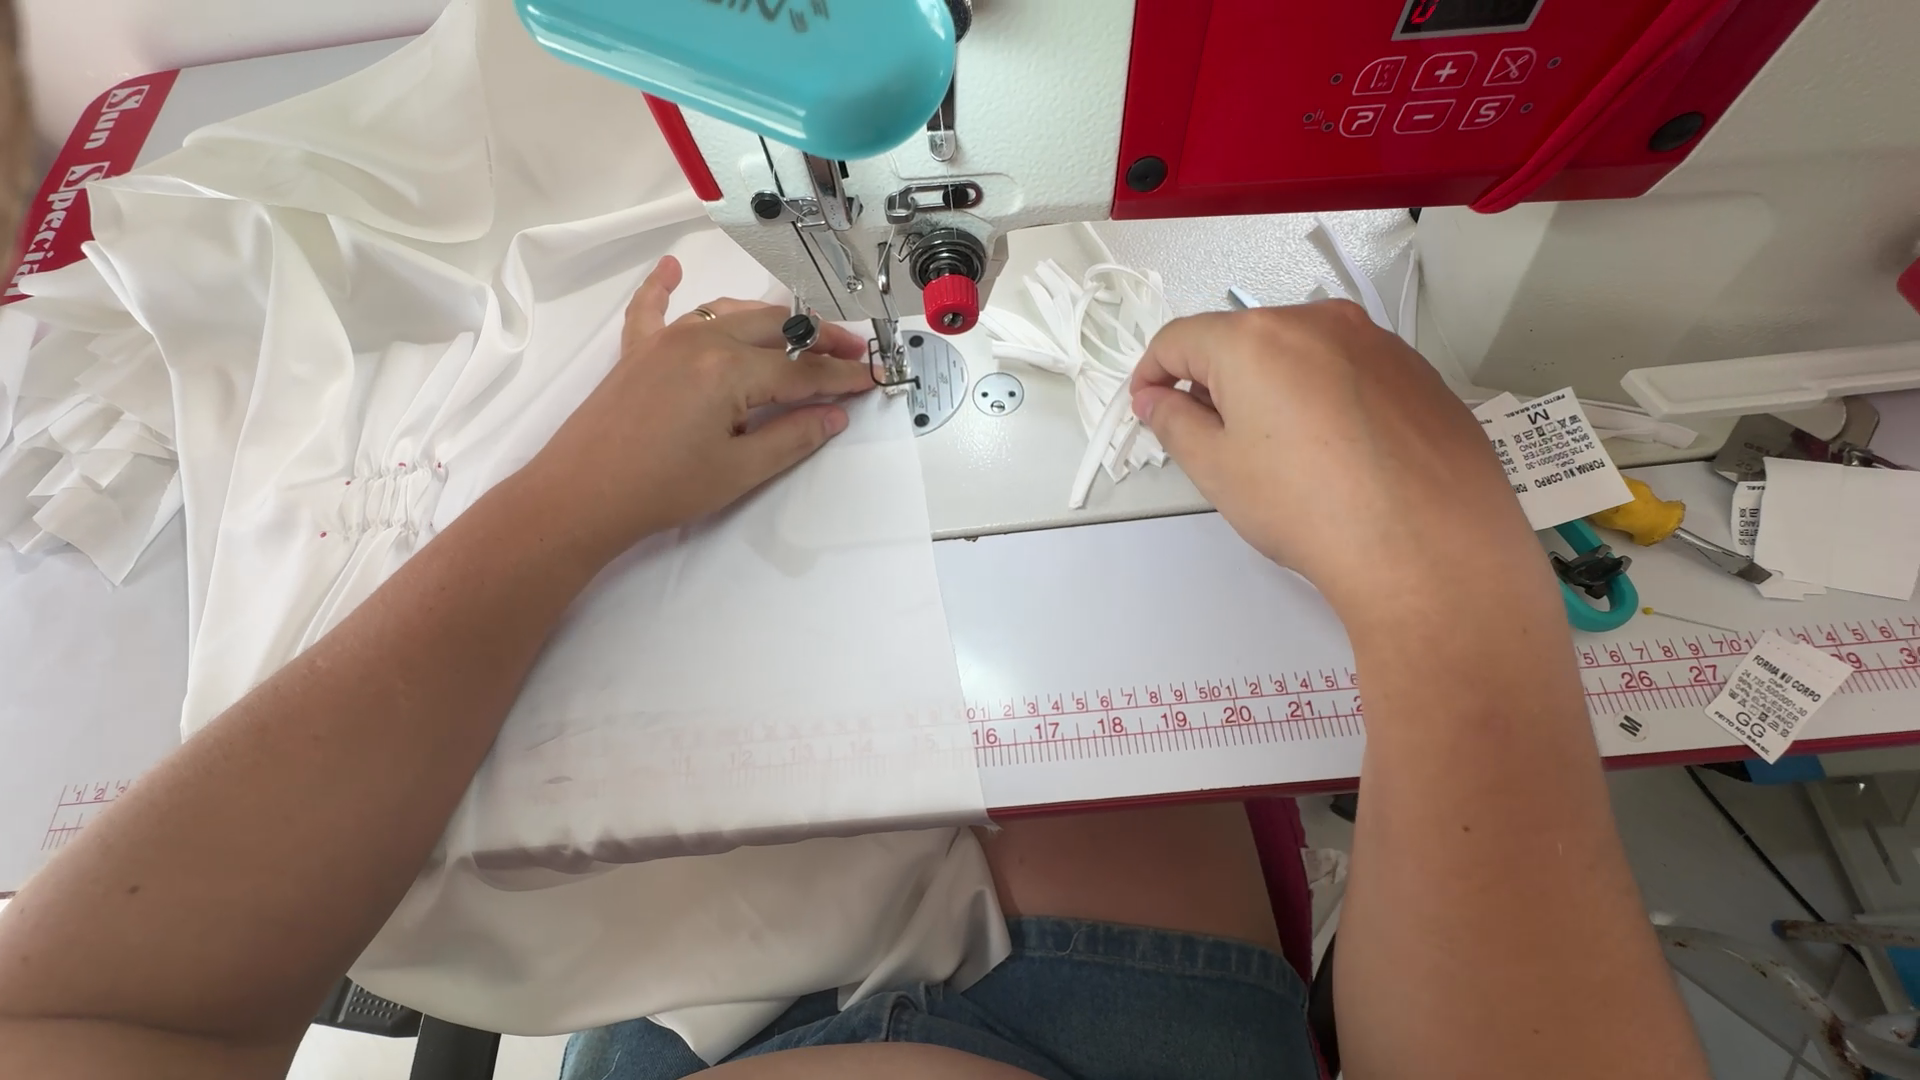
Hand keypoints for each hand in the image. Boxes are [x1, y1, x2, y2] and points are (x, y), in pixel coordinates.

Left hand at [526, 256, 873, 560]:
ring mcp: (665, 339)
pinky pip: (654, 307)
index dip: (842, 377)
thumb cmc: (664, 488)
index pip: (802, 371)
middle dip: (818, 339)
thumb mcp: (740, 470)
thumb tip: (834, 416)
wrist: (580, 496)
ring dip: (770, 319)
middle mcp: (701, 340)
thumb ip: (793, 437)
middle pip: (774, 329)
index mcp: (729, 370)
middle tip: (849, 353)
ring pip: (730, 312)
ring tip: (800, 331)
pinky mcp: (637, 350)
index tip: (871, 379)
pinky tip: (673, 268)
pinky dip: (665, 286)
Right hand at [1129, 300, 1544, 615]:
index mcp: (1256, 338)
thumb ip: (1172, 423)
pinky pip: (1343, 369)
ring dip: (1265, 387)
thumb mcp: (1216, 469)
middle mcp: (1317, 322)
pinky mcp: (1415, 369)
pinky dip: (1316, 395)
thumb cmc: (1309, 507)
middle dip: (1210, 381)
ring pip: (1294, 352)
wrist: (1428, 547)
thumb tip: (1156, 401)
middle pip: (1239, 340)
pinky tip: (1327, 452)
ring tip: (1272, 451)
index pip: (1178, 339)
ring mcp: (1374, 341)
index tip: (1148, 410)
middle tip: (1208, 439)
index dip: (1150, 374)